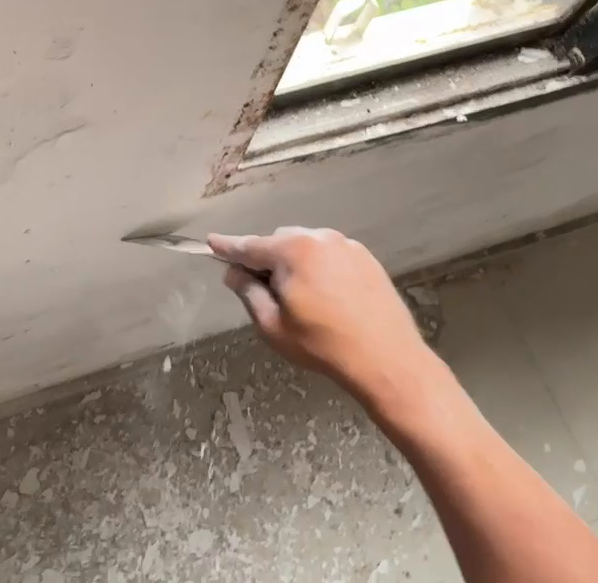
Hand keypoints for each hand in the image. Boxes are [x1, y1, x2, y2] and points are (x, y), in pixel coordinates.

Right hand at [207, 227, 436, 403]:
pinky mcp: (366, 257)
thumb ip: (249, 292)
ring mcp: (345, 245)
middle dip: (267, 261)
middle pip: (278, 242)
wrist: (387, 359)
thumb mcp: (273, 325)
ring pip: (305, 246)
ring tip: (302, 298)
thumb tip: (233, 273)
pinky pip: (329, 254)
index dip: (227, 246)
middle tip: (267, 293)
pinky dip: (319, 267)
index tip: (210, 242)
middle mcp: (318, 237)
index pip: (249, 245)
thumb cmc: (323, 345)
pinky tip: (327, 297)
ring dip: (295, 263)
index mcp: (292, 251)